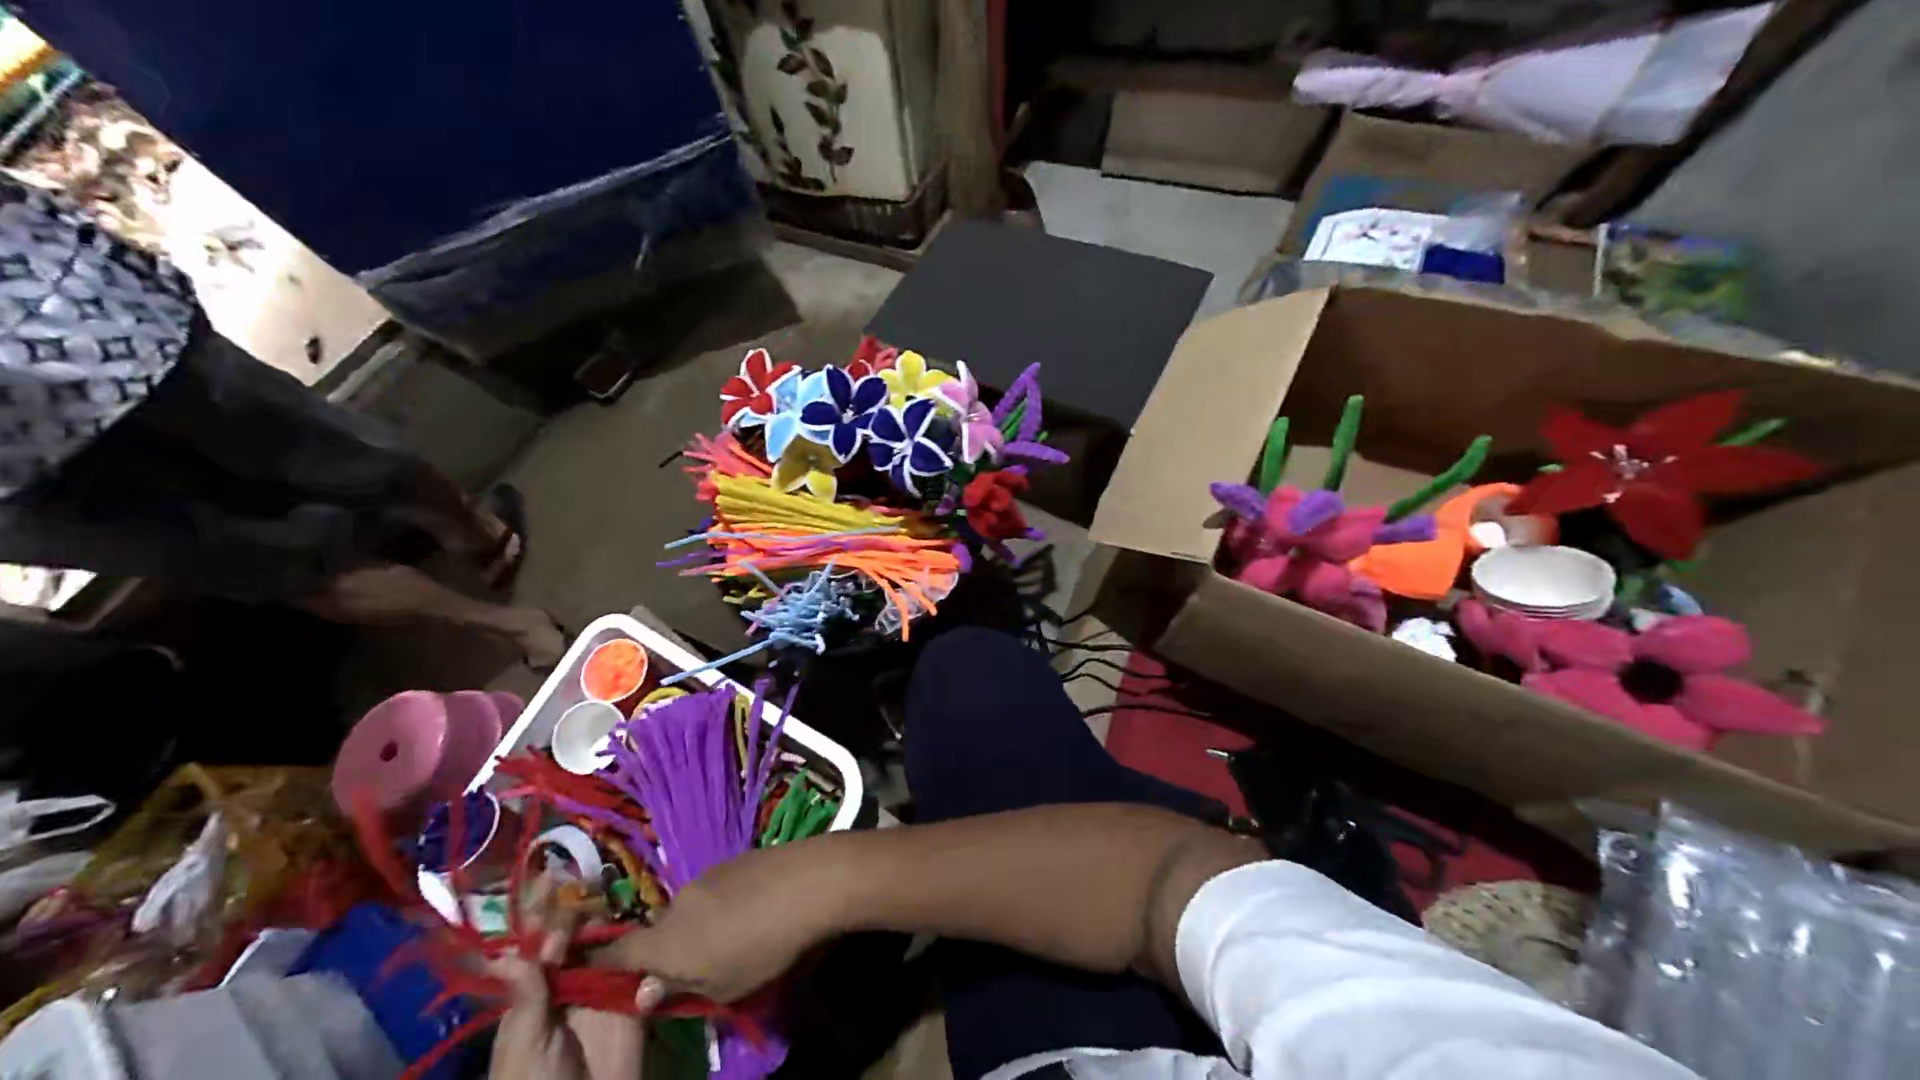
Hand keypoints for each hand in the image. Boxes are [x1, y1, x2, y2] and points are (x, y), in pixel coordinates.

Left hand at [490, 879, 654, 1079]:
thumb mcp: (522, 1045)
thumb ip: (527, 996)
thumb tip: (510, 951)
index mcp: (533, 992)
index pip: (536, 943)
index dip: (542, 911)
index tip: (551, 877)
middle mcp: (567, 982)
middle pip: (574, 934)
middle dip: (578, 905)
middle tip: (586, 878)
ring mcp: (603, 986)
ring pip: (607, 940)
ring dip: (609, 915)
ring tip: (611, 889)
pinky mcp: (637, 993)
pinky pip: (640, 959)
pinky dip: (642, 936)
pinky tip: (643, 915)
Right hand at [593, 840, 842, 1004]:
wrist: (808, 882)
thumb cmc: (762, 946)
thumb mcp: (722, 988)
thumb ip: (678, 989)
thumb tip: (644, 991)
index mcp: (664, 940)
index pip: (619, 952)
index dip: (604, 962)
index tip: (595, 967)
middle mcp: (677, 902)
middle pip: (659, 929)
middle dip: (669, 948)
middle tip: (694, 965)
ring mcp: (707, 876)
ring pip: (690, 908)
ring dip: (700, 925)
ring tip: (732, 938)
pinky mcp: (735, 860)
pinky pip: (716, 890)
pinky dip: (723, 904)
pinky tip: (752, 912)